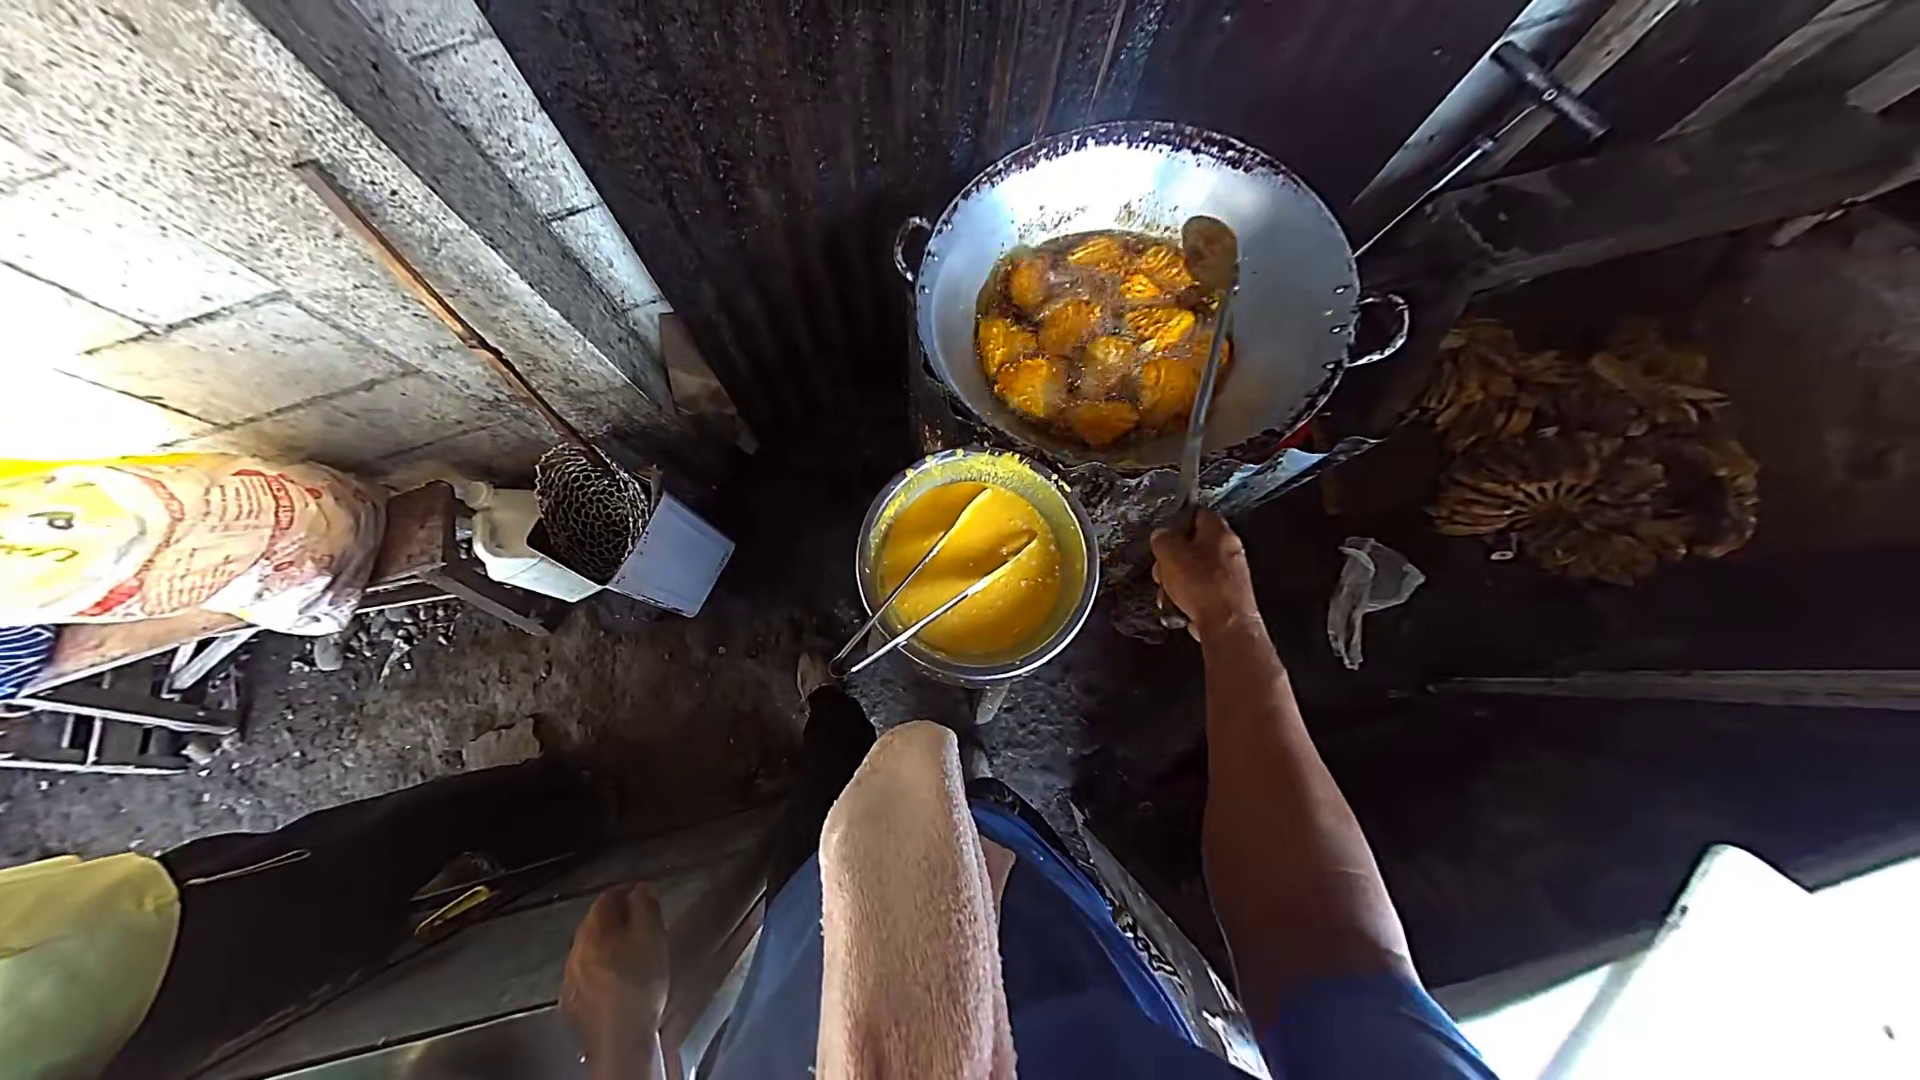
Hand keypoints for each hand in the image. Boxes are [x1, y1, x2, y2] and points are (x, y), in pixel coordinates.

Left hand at [561, 883, 669, 1069]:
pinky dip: (601, 967)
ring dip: (608, 942)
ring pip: (589, 950)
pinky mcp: (572, 1004)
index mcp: (593, 931)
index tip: (643, 892)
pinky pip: (586, 974)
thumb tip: (641, 888)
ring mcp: (570, 981)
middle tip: (641, 917)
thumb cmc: (640, 981)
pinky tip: (617, 976)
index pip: (606, 898)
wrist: (620, 1039)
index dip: (626, 890)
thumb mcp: (652, 933)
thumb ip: (646, 905)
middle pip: (594, 923)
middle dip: (616, 916)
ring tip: (632, 947)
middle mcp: (575, 953)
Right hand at [1151, 510, 1260, 640]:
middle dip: (1172, 559)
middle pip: (1194, 546)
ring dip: (1176, 581)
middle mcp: (1230, 551)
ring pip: (1195, 571)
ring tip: (1166, 594)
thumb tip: (1162, 536)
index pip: (1199, 513)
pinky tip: (1178, 607)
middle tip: (1161, 570)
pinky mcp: (1229, 598)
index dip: (1179, 520)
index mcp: (1219, 533)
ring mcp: (1232, 576)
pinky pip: (1202, 591)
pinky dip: (1188, 597)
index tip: (1163, 534)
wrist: (1226, 625)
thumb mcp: (1170, 554)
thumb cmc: (1200, 583)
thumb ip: (1163, 540)